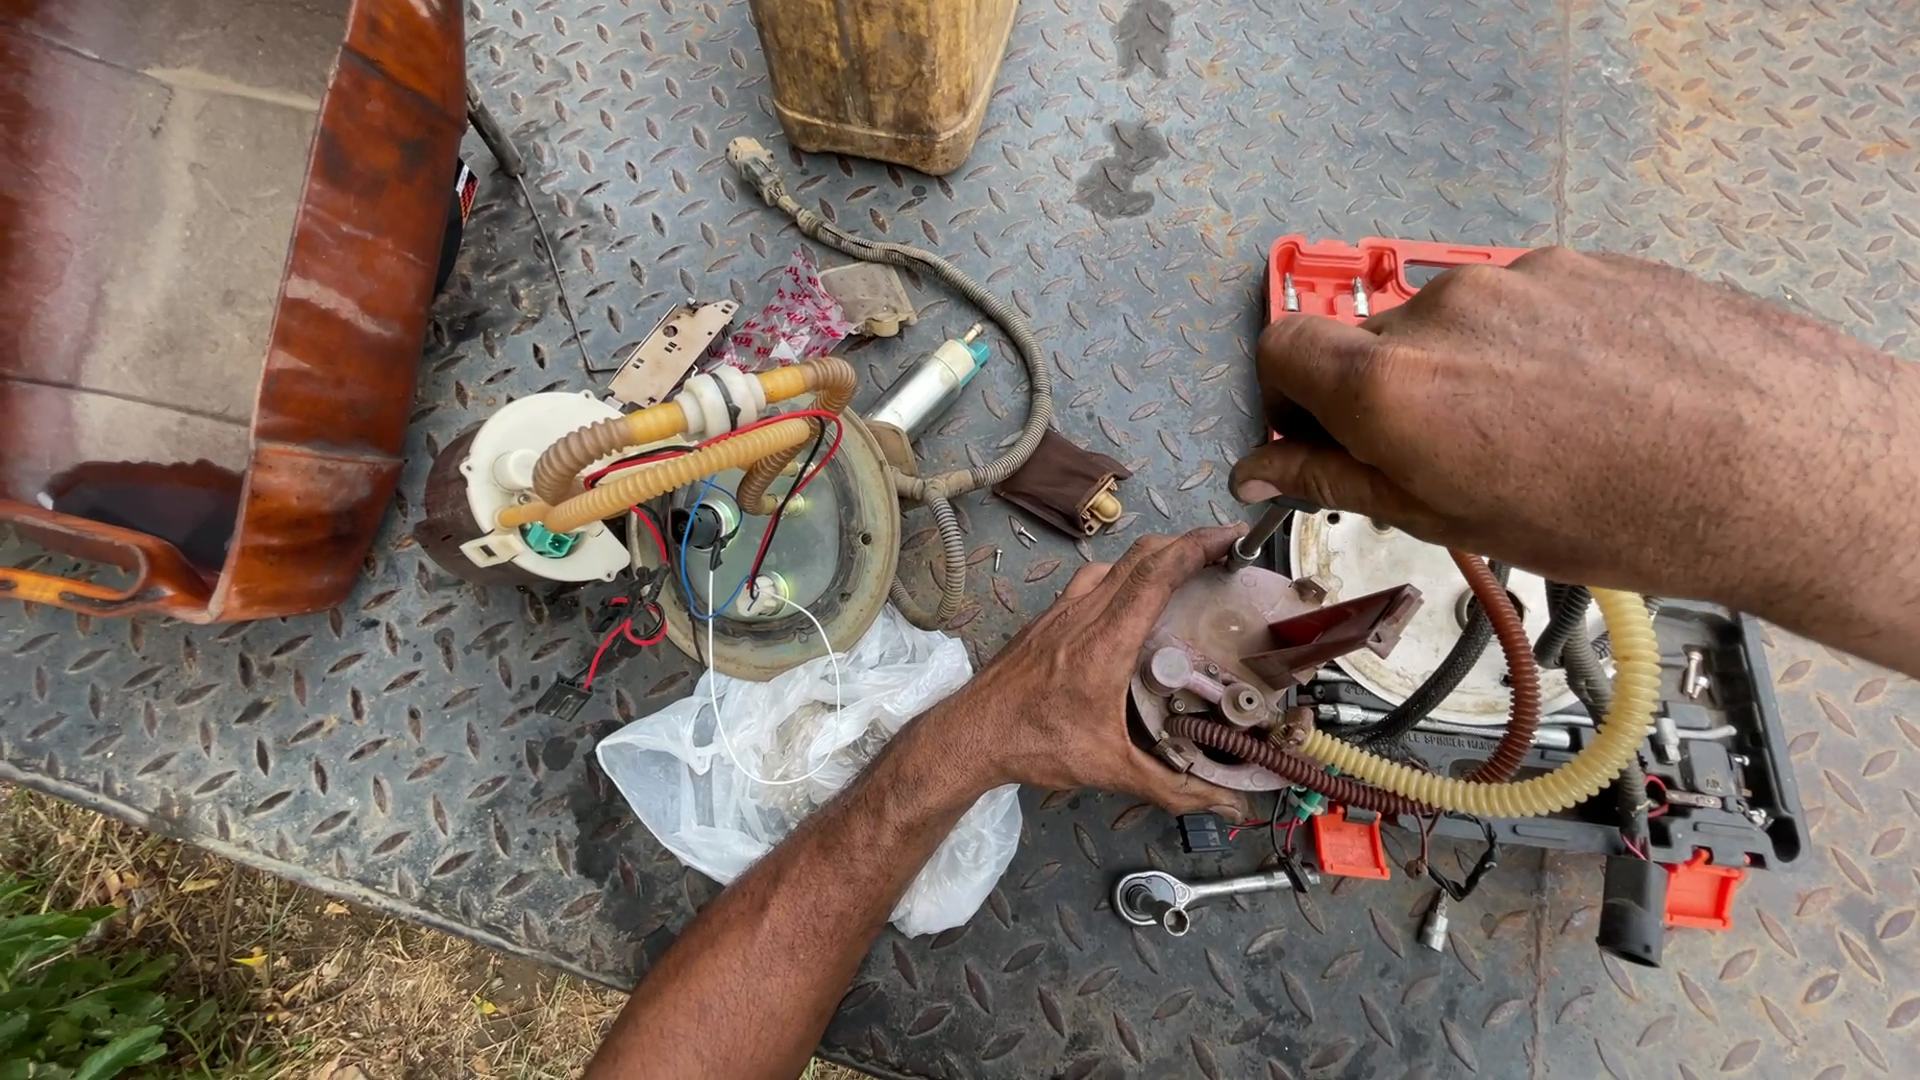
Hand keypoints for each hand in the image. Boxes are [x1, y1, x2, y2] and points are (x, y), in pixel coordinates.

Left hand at [936, 526, 1252, 821]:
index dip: (1197, 548)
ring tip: (1185, 568)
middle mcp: (1083, 614)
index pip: (1156, 576)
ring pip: (1113, 563)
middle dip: (1186, 543)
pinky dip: (1122, 573)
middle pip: (1139, 557)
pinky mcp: (1046, 618)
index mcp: (1105, 643)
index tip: (1232, 538)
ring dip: (1152, 556)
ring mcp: (1061, 611)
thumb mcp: (1110, 769)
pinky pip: (1090, 579)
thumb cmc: (1035, 744)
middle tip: (1223, 551)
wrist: (971, 732)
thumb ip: (1173, 787)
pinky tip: (1131, 596)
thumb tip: (1227, 805)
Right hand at [1229, 247, 1919, 622]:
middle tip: (1432, 449)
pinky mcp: (1575, 261)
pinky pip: (1503, 301)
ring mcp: (1510, 278)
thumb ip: (1330, 478)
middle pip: (1357, 341)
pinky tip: (1570, 389)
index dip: (1283, 392)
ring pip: (1433, 323)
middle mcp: (1435, 313)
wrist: (1786, 467)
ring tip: (1520, 423)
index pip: (1278, 348)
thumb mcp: (1439, 516)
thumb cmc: (1597, 517)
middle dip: (1371, 392)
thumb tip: (1252, 471)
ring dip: (1445, 367)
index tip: (1316, 431)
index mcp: (1387, 384)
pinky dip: (1507, 342)